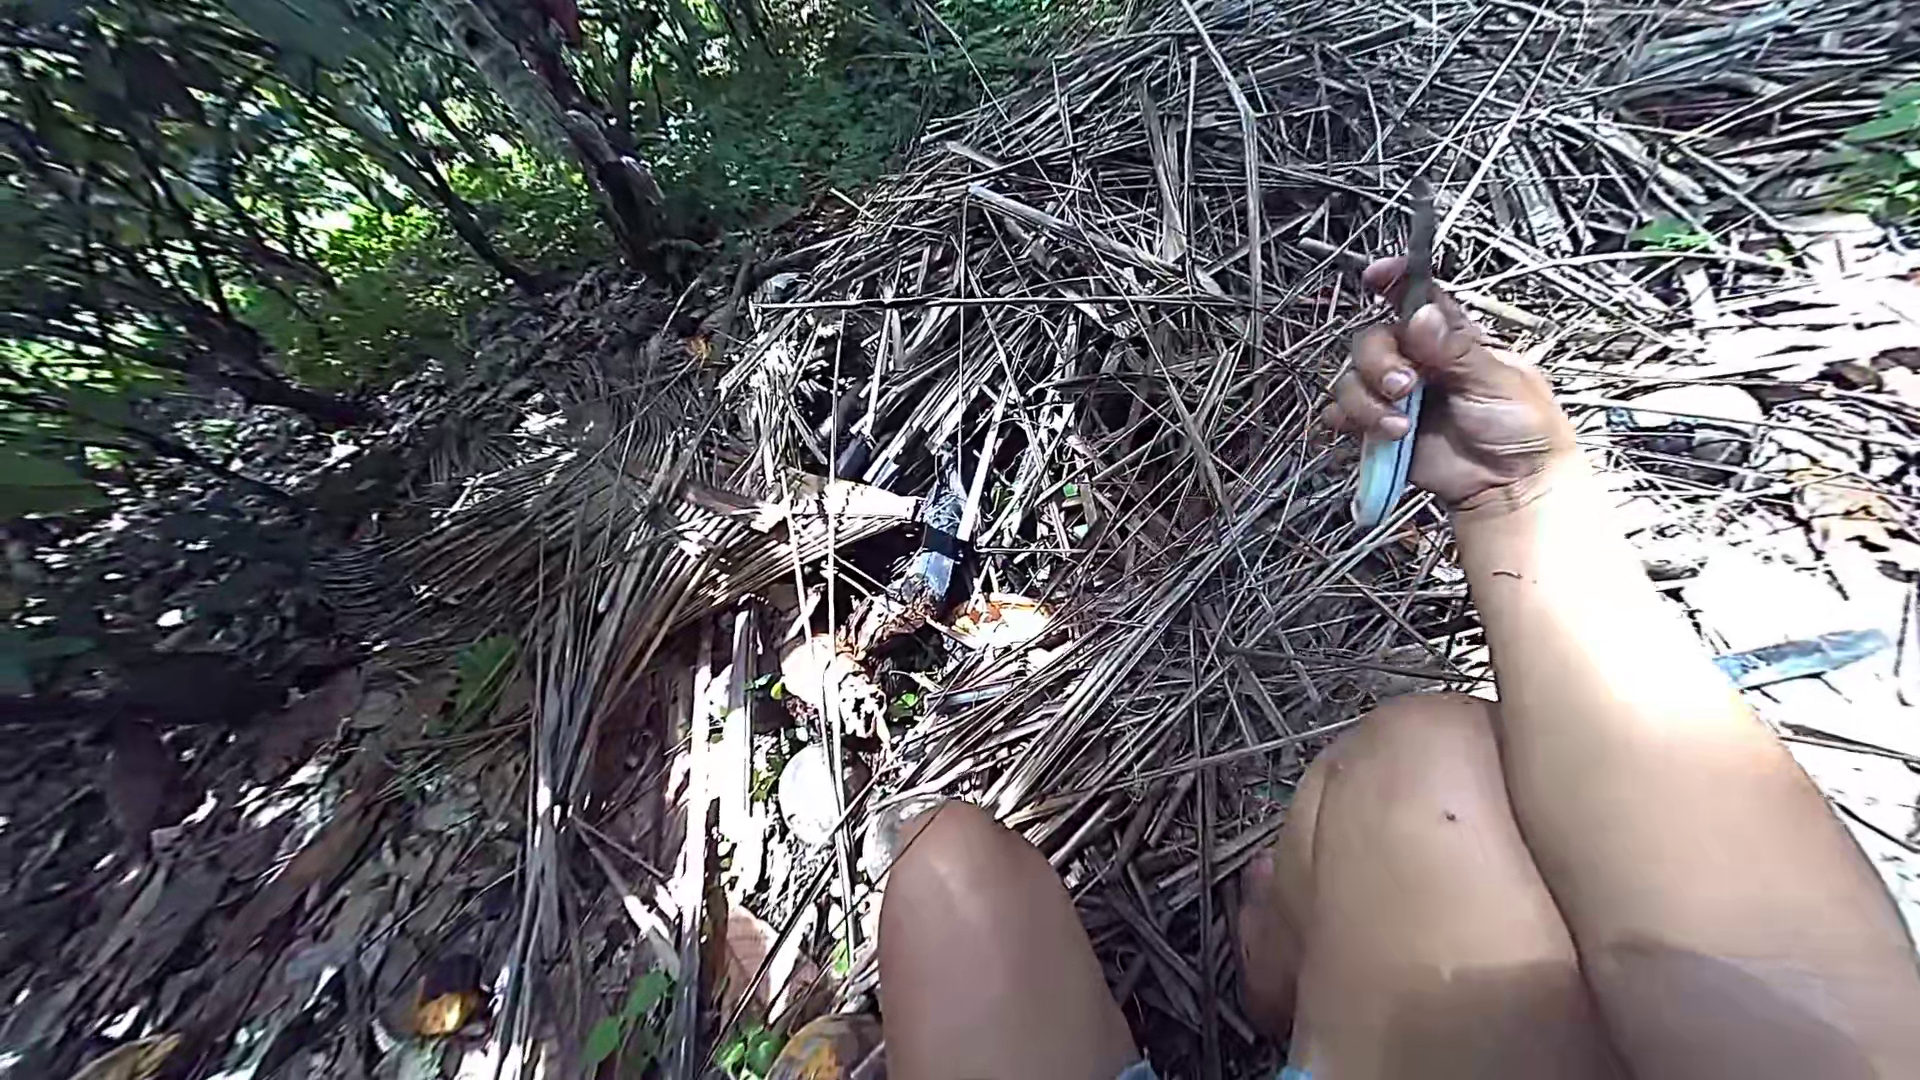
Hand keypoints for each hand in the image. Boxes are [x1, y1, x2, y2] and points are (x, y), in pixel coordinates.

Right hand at [1325, 256, 1576, 513]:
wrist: (1506, 483)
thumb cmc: (1520, 428)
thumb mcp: (1498, 381)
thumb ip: (1456, 350)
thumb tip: (1421, 316)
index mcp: (1448, 340)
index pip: (1416, 298)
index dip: (1394, 281)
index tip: (1376, 274)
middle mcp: (1414, 362)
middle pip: (1369, 343)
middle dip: (1379, 366)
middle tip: (1404, 388)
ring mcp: (1391, 396)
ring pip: (1349, 381)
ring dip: (1368, 404)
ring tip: (1400, 426)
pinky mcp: (1373, 427)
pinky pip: (1339, 415)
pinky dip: (1348, 422)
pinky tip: (1376, 433)